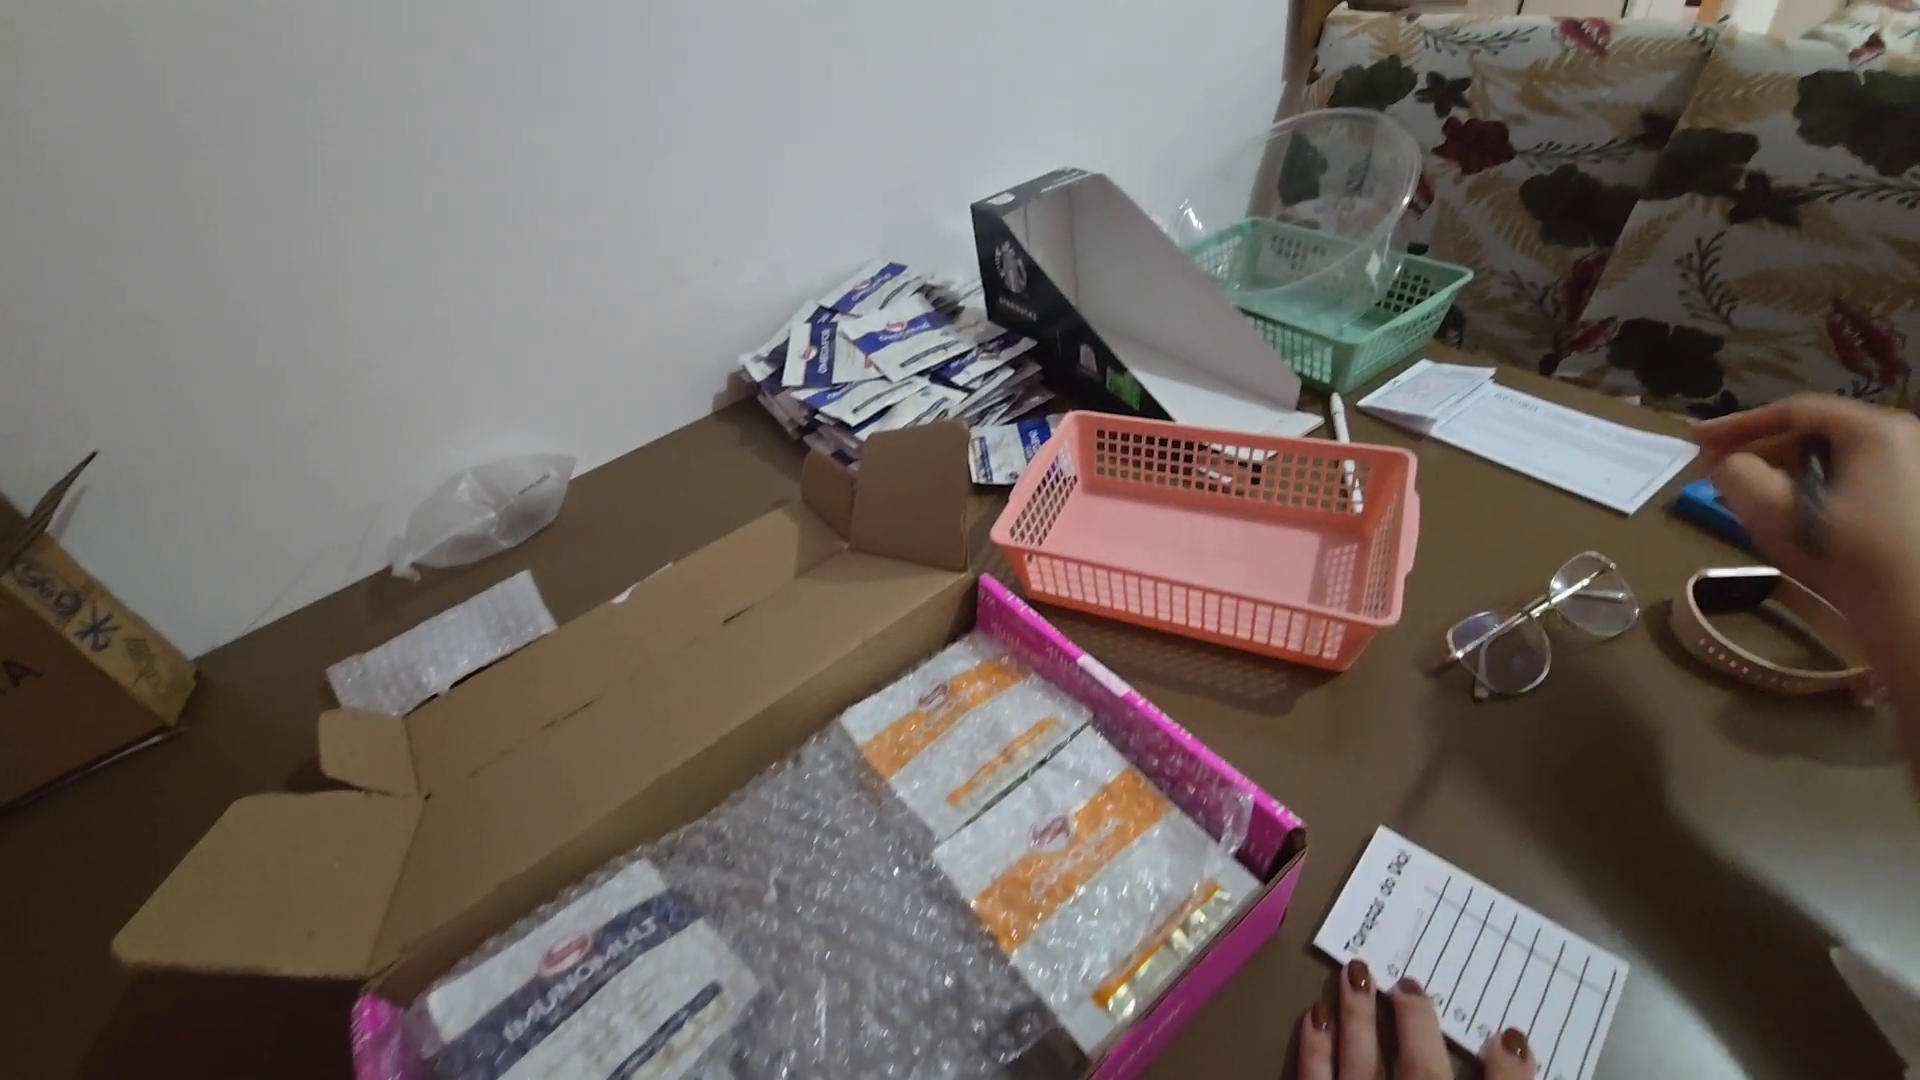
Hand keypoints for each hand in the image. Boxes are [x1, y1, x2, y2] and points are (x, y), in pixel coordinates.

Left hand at [1297, 959, 1535, 1079]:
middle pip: (1425, 1076)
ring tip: (1355, 971)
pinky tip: (1314, 1017)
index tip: (1513, 1035)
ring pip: (1360, 1067)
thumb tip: (1516, 1051)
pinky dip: (1313, 1053)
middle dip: (1418, 1026)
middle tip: (1411, 984)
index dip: (1512, 1074)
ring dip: (1358, 1018)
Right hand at [1693, 395, 1919, 639]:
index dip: (1735, 423)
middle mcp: (1910, 436)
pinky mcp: (1919, 495)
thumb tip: (1727, 463)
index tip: (1693, 440)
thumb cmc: (1847, 552)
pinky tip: (1800, 508)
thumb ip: (1734, 475)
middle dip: (1762, 447)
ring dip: (1790, 467)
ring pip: (1841, 454)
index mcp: (1875, 431)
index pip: (1793, 410)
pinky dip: (1821, 481)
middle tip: (1719, 469)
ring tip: (1756, 492)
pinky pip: (1863, 473)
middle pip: (1819, 430)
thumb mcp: (1772, 512)